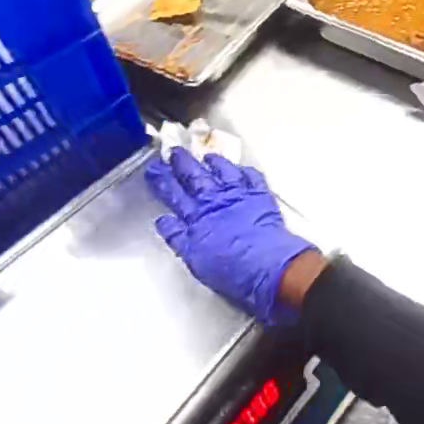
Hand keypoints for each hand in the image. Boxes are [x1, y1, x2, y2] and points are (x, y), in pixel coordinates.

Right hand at [145, 150, 318, 326]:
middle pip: (195, 177)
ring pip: (223, 172)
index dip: (163, 181)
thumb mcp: (195, 260)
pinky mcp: (261, 197)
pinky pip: (251, 177)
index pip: (174, 195)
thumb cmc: (232, 272)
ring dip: (214, 163)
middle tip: (173, 151)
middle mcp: (216, 201)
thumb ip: (178, 238)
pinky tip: (241, 168)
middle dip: (182, 163)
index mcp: (197, 218)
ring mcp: (240, 196)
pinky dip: (244, 171)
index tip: (154, 170)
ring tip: (206, 156)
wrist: (270, 268)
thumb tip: (164, 220)